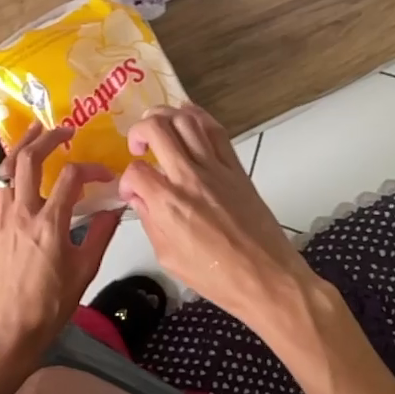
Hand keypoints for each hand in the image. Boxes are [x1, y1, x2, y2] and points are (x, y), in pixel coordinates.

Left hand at [0, 124, 120, 362]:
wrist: (13, 325)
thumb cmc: (52, 302)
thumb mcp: (86, 269)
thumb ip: (102, 234)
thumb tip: (117, 208)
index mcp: (51, 223)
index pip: (73, 178)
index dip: (91, 170)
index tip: (104, 177)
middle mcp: (23, 212)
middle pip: (33, 160)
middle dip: (50, 138)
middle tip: (66, 131)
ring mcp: (1, 216)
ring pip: (7, 168)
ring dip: (21, 143)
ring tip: (35, 128)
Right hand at [119, 105, 320, 331]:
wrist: (267, 278)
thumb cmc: (217, 278)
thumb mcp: (168, 257)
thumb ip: (149, 222)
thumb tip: (140, 199)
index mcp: (169, 204)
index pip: (135, 171)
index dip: (128, 180)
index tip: (134, 192)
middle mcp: (190, 178)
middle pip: (157, 128)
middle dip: (139, 130)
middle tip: (138, 146)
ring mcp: (215, 168)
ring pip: (186, 119)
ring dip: (165, 115)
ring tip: (159, 127)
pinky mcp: (236, 167)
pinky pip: (215, 129)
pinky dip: (196, 116)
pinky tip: (186, 119)